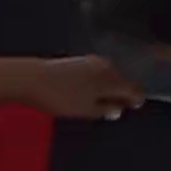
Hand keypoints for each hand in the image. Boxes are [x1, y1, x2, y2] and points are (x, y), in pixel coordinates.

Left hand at [27, 56, 145, 119]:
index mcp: (111, 81)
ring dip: (109, 86)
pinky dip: (98, 81)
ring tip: (100, 99)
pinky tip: (87, 89)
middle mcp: (108, 68)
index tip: (136, 104)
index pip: (132, 88)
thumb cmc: (58, 97)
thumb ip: (103, 110)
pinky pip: (99, 71)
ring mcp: (96, 61)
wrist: (33, 79)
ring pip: (110, 76)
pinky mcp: (84, 60)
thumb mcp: (81, 110)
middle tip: (116, 106)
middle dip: (121, 93)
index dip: (136, 97)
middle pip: (122, 81)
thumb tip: (119, 111)